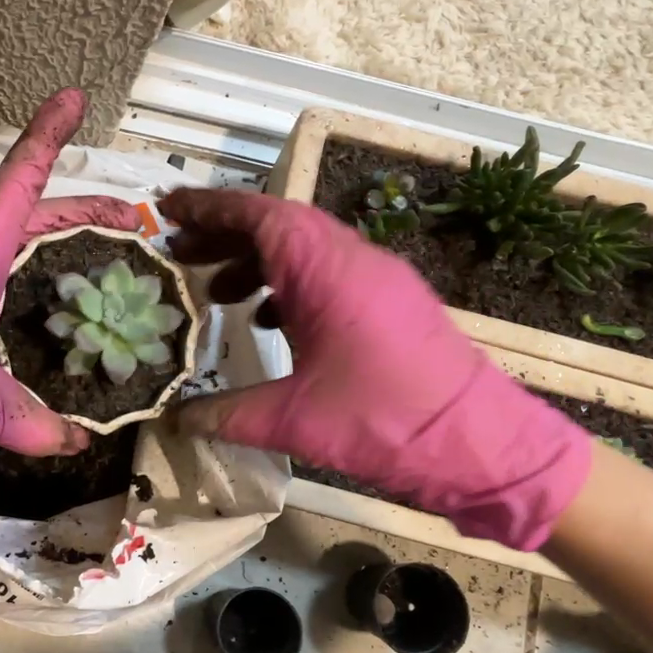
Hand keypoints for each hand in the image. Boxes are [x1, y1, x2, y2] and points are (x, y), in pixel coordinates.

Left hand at [0, 89, 142, 510]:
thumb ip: (34, 424)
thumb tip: (83, 441)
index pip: (16, 183)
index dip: (45, 137)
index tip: (72, 98)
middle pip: (31, 208)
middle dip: (86, 206)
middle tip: (137, 220)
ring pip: (18, 235)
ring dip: (64, 230)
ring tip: (113, 241)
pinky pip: (5, 264)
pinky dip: (39, 261)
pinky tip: (62, 283)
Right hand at [156, 189, 593, 549]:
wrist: (485, 445)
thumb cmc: (385, 423)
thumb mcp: (292, 421)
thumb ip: (224, 414)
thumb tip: (172, 418)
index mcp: (326, 271)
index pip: (258, 215)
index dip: (209, 206)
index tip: (168, 208)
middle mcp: (352, 260)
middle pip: (277, 225)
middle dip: (223, 233)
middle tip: (177, 253)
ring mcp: (376, 278)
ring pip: (302, 249)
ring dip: (253, 260)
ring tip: (213, 292)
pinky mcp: (388, 302)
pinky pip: (326, 273)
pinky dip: (285, 284)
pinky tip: (264, 320)